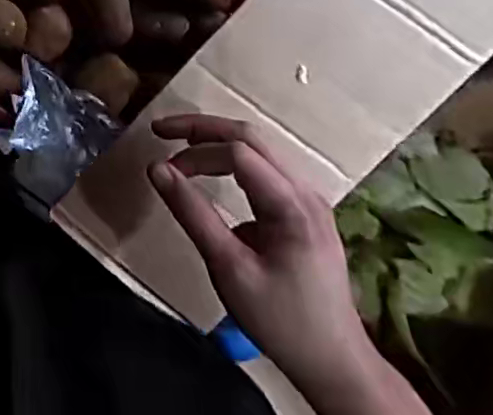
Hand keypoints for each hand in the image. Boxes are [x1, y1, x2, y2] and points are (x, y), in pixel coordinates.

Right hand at [148, 115, 422, 414]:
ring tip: (180, 144)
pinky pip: (266, 166)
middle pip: (250, 137)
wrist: (337, 365)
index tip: (164, 169)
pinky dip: (232, 157)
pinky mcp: (306, 211)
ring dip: (217, 139)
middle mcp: (306, 193)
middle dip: (202, 128)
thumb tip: (156, 168)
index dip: (194, 152)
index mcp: (292, 206)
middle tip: (161, 131)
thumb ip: (192, 213)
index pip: (236, 152)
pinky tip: (212, 169)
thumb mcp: (228, 268)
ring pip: (259, 147)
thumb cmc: (281, 320)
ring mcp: (310, 200)